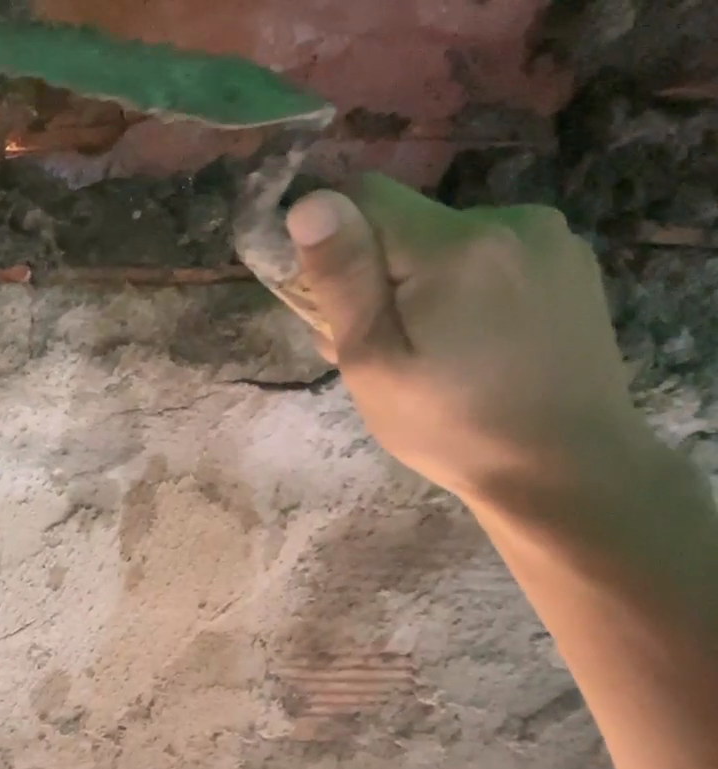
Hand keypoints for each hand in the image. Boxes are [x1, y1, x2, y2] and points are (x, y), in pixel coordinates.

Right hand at [286, 176, 645, 508]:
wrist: (565, 465)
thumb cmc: (446, 422)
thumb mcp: (371, 358)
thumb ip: (341, 277)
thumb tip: (309, 201)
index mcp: (456, 244)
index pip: (361, 195)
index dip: (324, 235)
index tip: (316, 295)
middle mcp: (511, 221)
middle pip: (402, 221)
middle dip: (368, 271)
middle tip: (365, 345)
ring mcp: (549, 239)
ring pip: (440, 239)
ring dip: (410, 281)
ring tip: (416, 349)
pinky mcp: (566, 263)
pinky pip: (482, 256)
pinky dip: (453, 287)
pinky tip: (462, 341)